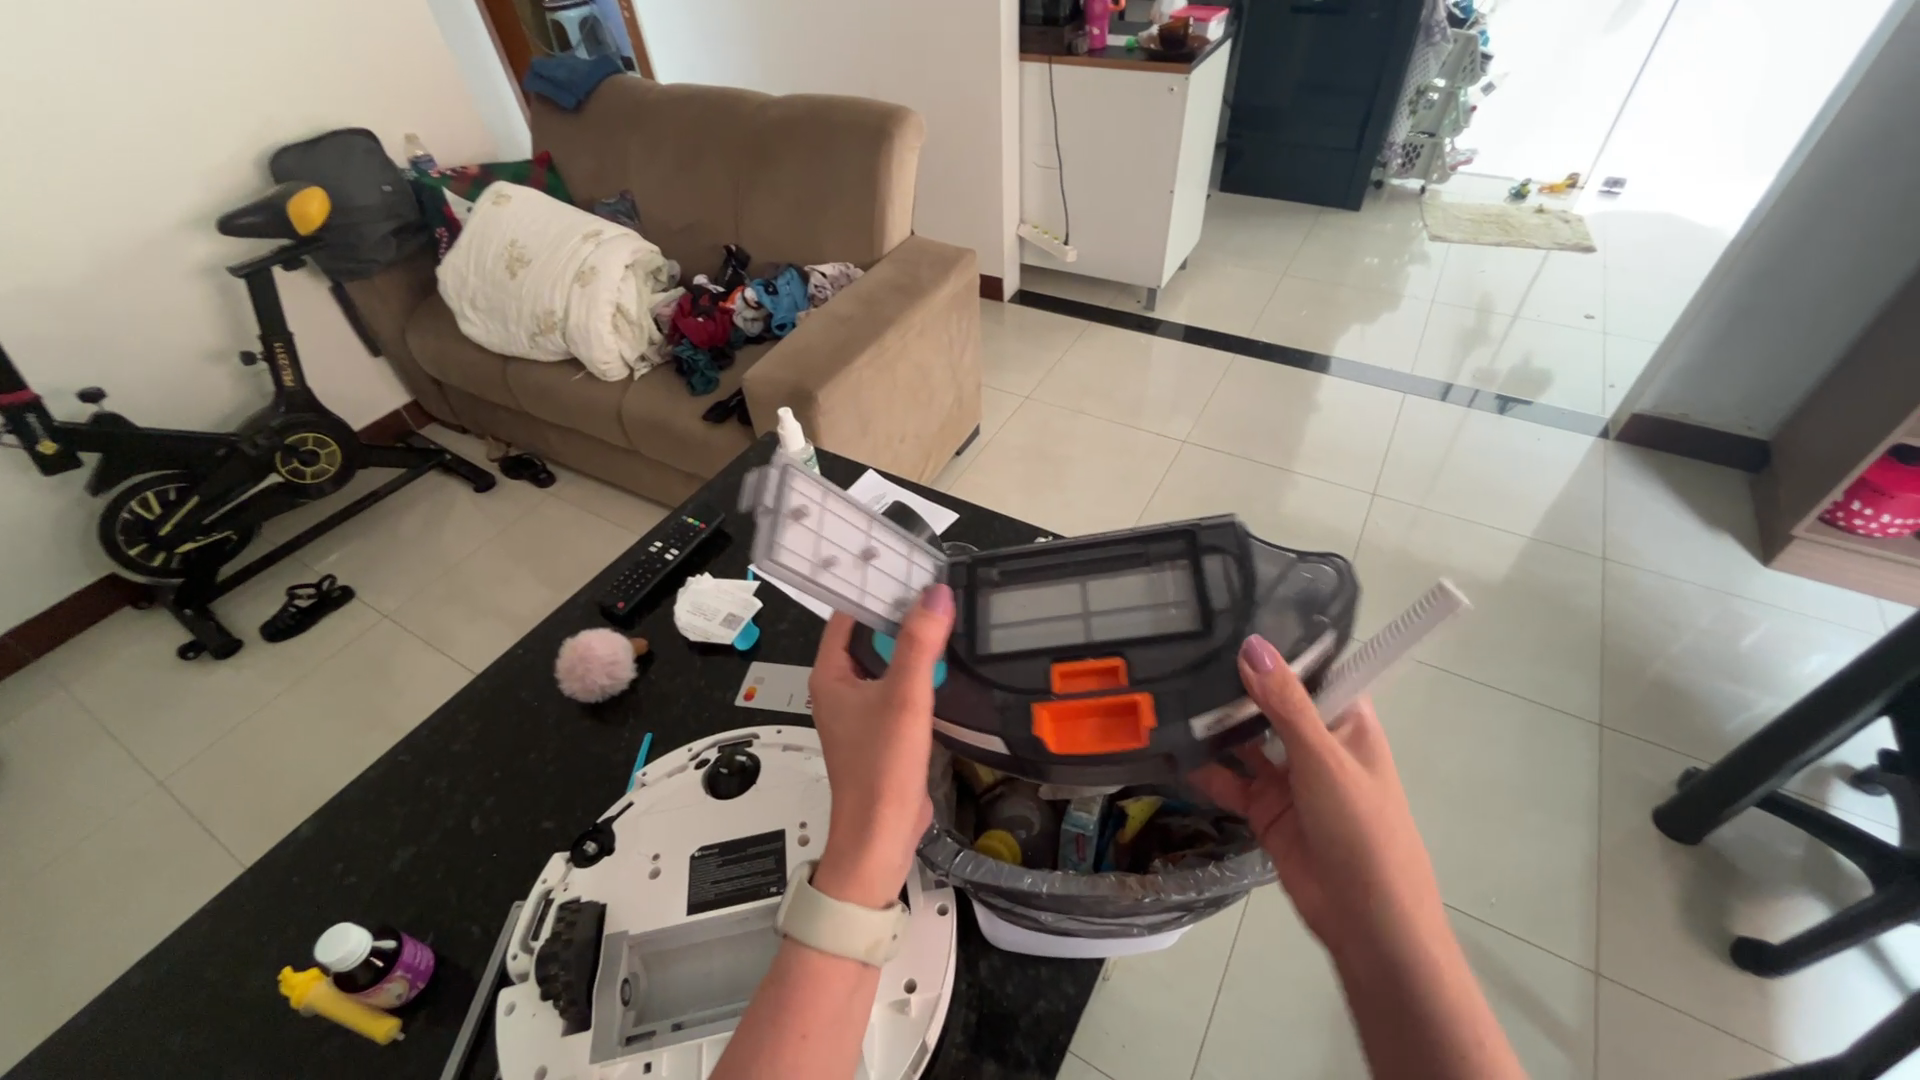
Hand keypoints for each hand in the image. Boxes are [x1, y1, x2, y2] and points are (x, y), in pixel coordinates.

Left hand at [807, 586, 954, 908]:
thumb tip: (935, 595)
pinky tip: (944, 665)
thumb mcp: (904, 697)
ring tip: (942, 618)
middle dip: (899, 615)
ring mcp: (860, 709)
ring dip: (911, 645)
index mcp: (829, 675)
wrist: (883, 835)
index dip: (873, 590)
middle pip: (868, 635)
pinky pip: (899, 687)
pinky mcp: (882, 728)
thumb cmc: (880, 771)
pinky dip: (918, 673)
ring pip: (886, 662)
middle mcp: (840, 688)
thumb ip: (919, 643)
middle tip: (933, 590)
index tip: (903, 569)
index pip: (847, 615)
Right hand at [1190, 635, 1445, 961]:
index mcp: (1346, 724)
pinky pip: (1229, 780)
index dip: (1278, 651)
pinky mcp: (1265, 809)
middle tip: (1185, 651)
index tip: (1232, 621)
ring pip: (1245, 741)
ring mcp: (1289, 778)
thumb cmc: (1361, 828)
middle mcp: (1316, 744)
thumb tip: (1252, 644)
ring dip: (1215, 726)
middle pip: (1271, 705)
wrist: (1367, 919)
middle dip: (1235, 686)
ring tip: (1169, 694)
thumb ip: (1285, 703)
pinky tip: (1172, 750)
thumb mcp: (1323, 758)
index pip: (1312, 673)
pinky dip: (1204, 769)